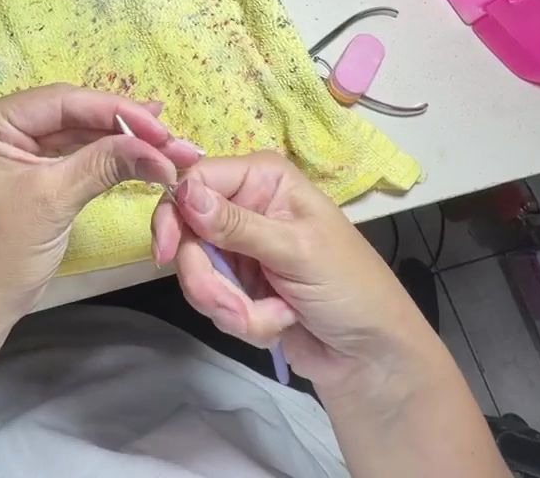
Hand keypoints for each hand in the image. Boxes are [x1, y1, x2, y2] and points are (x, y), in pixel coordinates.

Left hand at [0, 85, 204, 344]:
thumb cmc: (2, 255)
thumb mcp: (55, 201)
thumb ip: (106, 164)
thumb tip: (162, 150)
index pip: (61, 101)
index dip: (116, 111)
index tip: (163, 128)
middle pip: (69, 111)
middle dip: (123, 124)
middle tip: (173, 137)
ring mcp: (8, 140)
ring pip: (73, 128)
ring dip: (118, 137)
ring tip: (167, 141)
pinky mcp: (23, 162)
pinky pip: (67, 148)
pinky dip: (102, 151)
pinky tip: (138, 146)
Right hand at [149, 152, 433, 399]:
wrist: (373, 360)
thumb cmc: (351, 289)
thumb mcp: (297, 251)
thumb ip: (237, 225)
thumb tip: (185, 193)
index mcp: (262, 179)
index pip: (195, 180)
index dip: (175, 214)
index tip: (167, 254)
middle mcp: (244, 205)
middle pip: (186, 232)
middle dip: (209, 279)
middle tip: (236, 309)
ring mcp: (239, 247)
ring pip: (195, 270)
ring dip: (230, 305)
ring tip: (273, 320)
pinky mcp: (237, 284)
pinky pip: (211, 299)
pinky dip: (241, 320)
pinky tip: (277, 325)